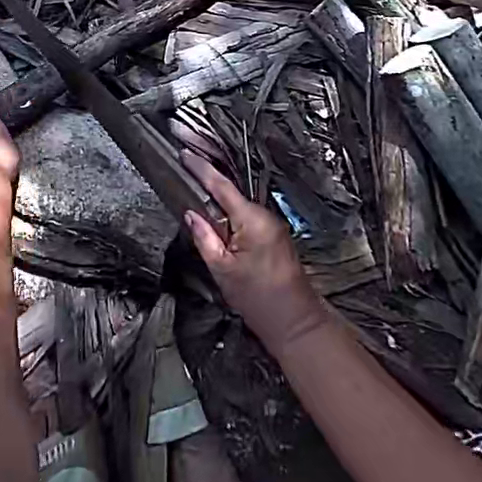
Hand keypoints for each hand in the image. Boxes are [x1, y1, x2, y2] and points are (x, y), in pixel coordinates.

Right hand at [180, 151, 329, 352]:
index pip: (221, 186)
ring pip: (237, 208)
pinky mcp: (274, 237)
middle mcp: (266, 217)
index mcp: (253, 220)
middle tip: (186, 190)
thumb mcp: (222, 269)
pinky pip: (246, 219)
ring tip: (203, 223)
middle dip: (208, 192)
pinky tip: (221, 236)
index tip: (185, 155)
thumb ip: (204, 237)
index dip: (201, 168)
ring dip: (219, 211)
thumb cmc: (261, 301)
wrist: (296, 326)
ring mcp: (272, 226)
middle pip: (230, 195)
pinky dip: (231, 222)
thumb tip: (191, 214)